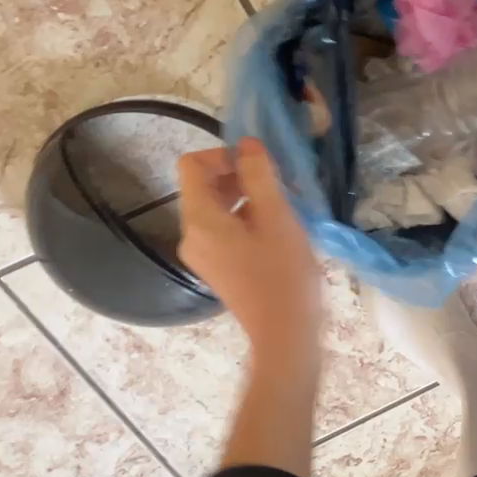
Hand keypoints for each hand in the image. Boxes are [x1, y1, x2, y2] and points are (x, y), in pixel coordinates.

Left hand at [177, 139, 322, 386]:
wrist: (285, 333)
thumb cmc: (284, 273)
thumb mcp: (277, 218)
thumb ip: (260, 176)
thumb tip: (247, 143)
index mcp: (200, 219)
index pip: (192, 165)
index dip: (224, 154)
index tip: (260, 165)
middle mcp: (191, 235)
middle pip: (203, 187)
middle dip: (240, 177)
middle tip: (280, 186)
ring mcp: (202, 255)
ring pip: (217, 210)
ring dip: (247, 200)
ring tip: (284, 210)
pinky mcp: (218, 269)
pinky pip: (225, 232)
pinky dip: (247, 222)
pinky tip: (278, 234)